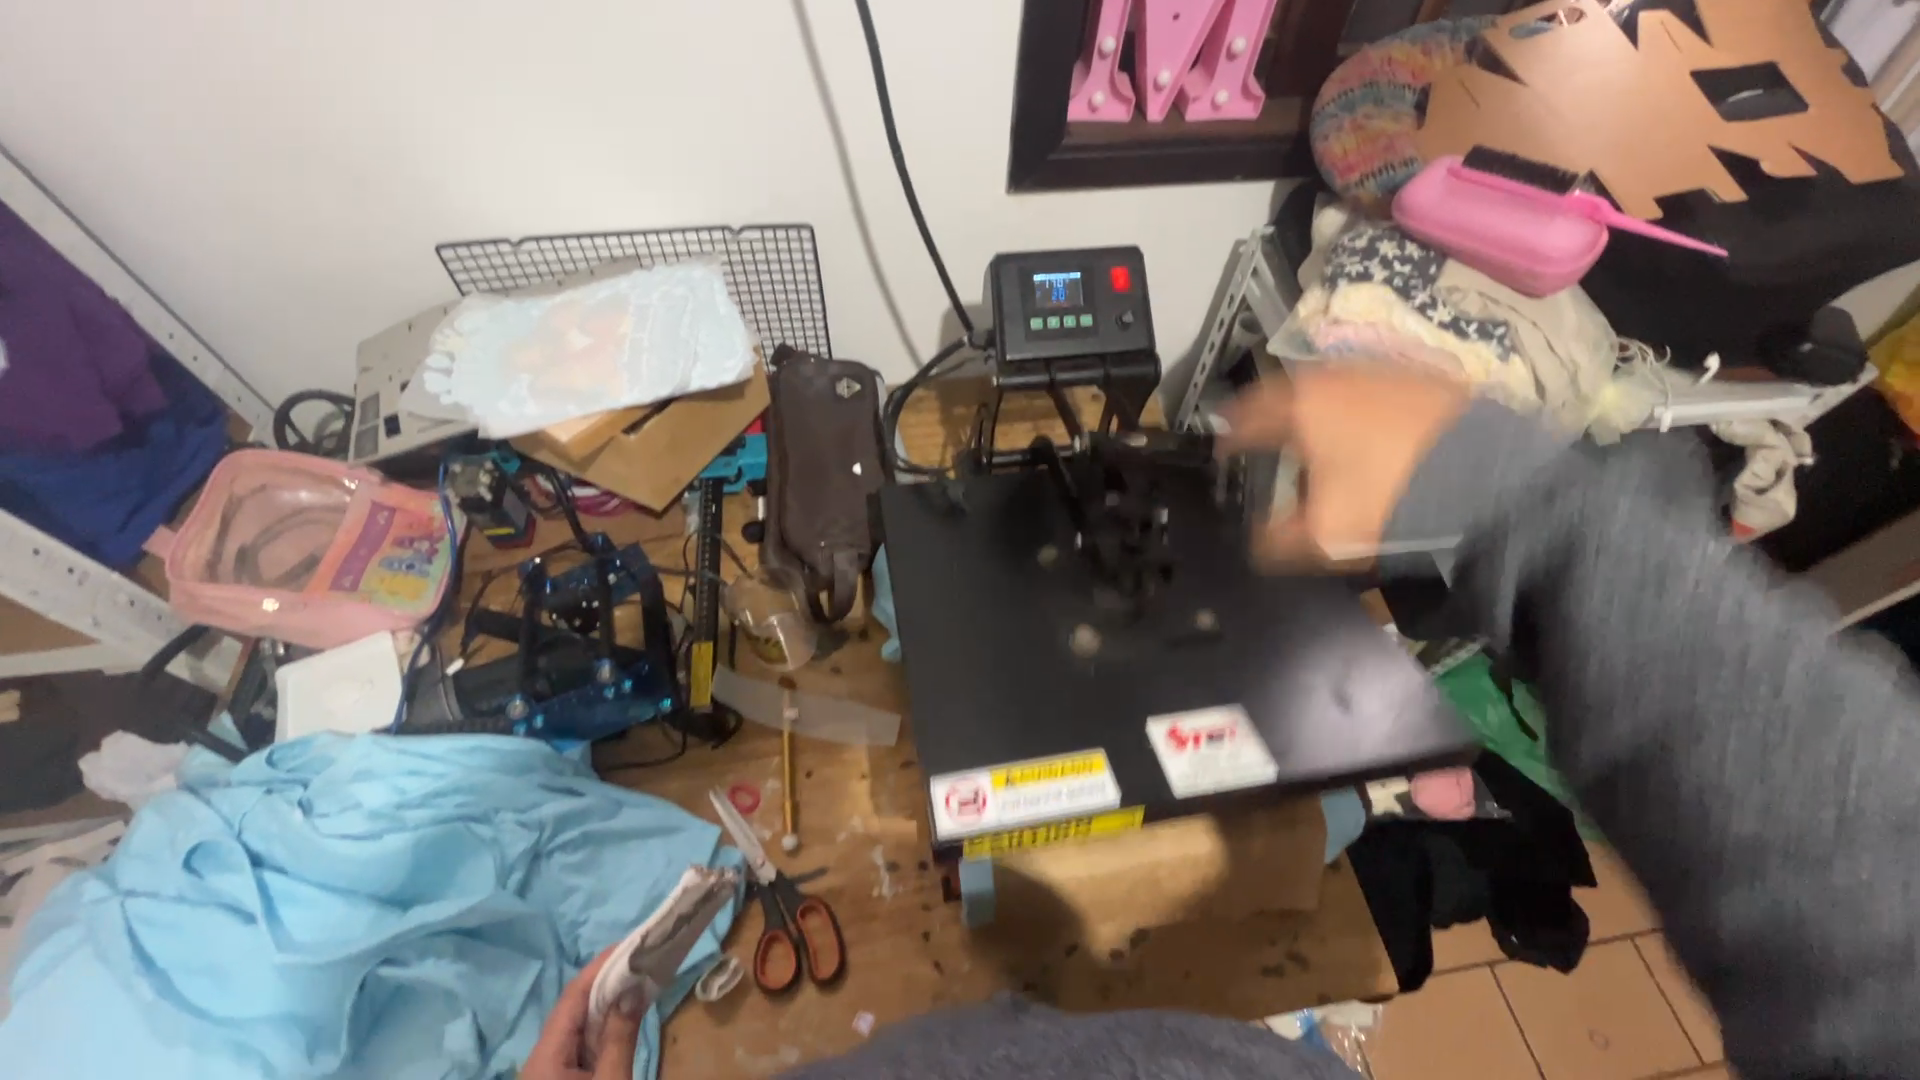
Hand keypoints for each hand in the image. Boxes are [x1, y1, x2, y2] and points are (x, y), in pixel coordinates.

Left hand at [522, 948, 642, 1079]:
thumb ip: (620, 1038)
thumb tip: (633, 989)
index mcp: (544, 1056)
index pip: (572, 997)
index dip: (600, 967)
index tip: (631, 944)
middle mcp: (540, 1057)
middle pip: (573, 1008)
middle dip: (607, 981)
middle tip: (643, 957)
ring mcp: (548, 1069)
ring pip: (578, 1024)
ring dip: (608, 1002)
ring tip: (640, 977)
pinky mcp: (559, 1078)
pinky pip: (581, 1041)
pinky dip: (604, 1024)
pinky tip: (625, 1013)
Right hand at [1218, 364, 1469, 563]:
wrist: (1489, 479)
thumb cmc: (1388, 500)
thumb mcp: (1322, 533)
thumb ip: (1276, 539)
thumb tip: (1255, 544)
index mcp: (1300, 408)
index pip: (1246, 416)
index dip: (1230, 436)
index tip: (1224, 450)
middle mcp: (1335, 378)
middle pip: (1286, 392)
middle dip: (1270, 414)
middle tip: (1262, 435)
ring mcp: (1381, 372)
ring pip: (1330, 386)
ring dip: (1314, 407)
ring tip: (1313, 433)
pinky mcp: (1423, 378)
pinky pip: (1371, 389)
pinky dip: (1357, 407)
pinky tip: (1365, 431)